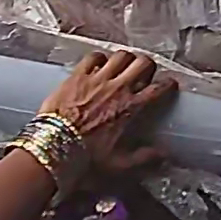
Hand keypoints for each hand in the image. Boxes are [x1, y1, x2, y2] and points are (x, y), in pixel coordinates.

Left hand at [38, 51, 176, 175]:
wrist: (51, 148)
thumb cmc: (85, 159)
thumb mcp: (119, 165)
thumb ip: (143, 158)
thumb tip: (163, 155)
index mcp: (131, 108)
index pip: (159, 88)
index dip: (168, 84)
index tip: (169, 85)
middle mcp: (118, 88)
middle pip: (143, 62)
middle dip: (147, 66)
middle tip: (144, 73)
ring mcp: (97, 78)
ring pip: (121, 55)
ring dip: (125, 59)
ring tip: (123, 67)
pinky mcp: (78, 75)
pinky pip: (94, 56)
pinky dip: (99, 59)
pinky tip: (98, 66)